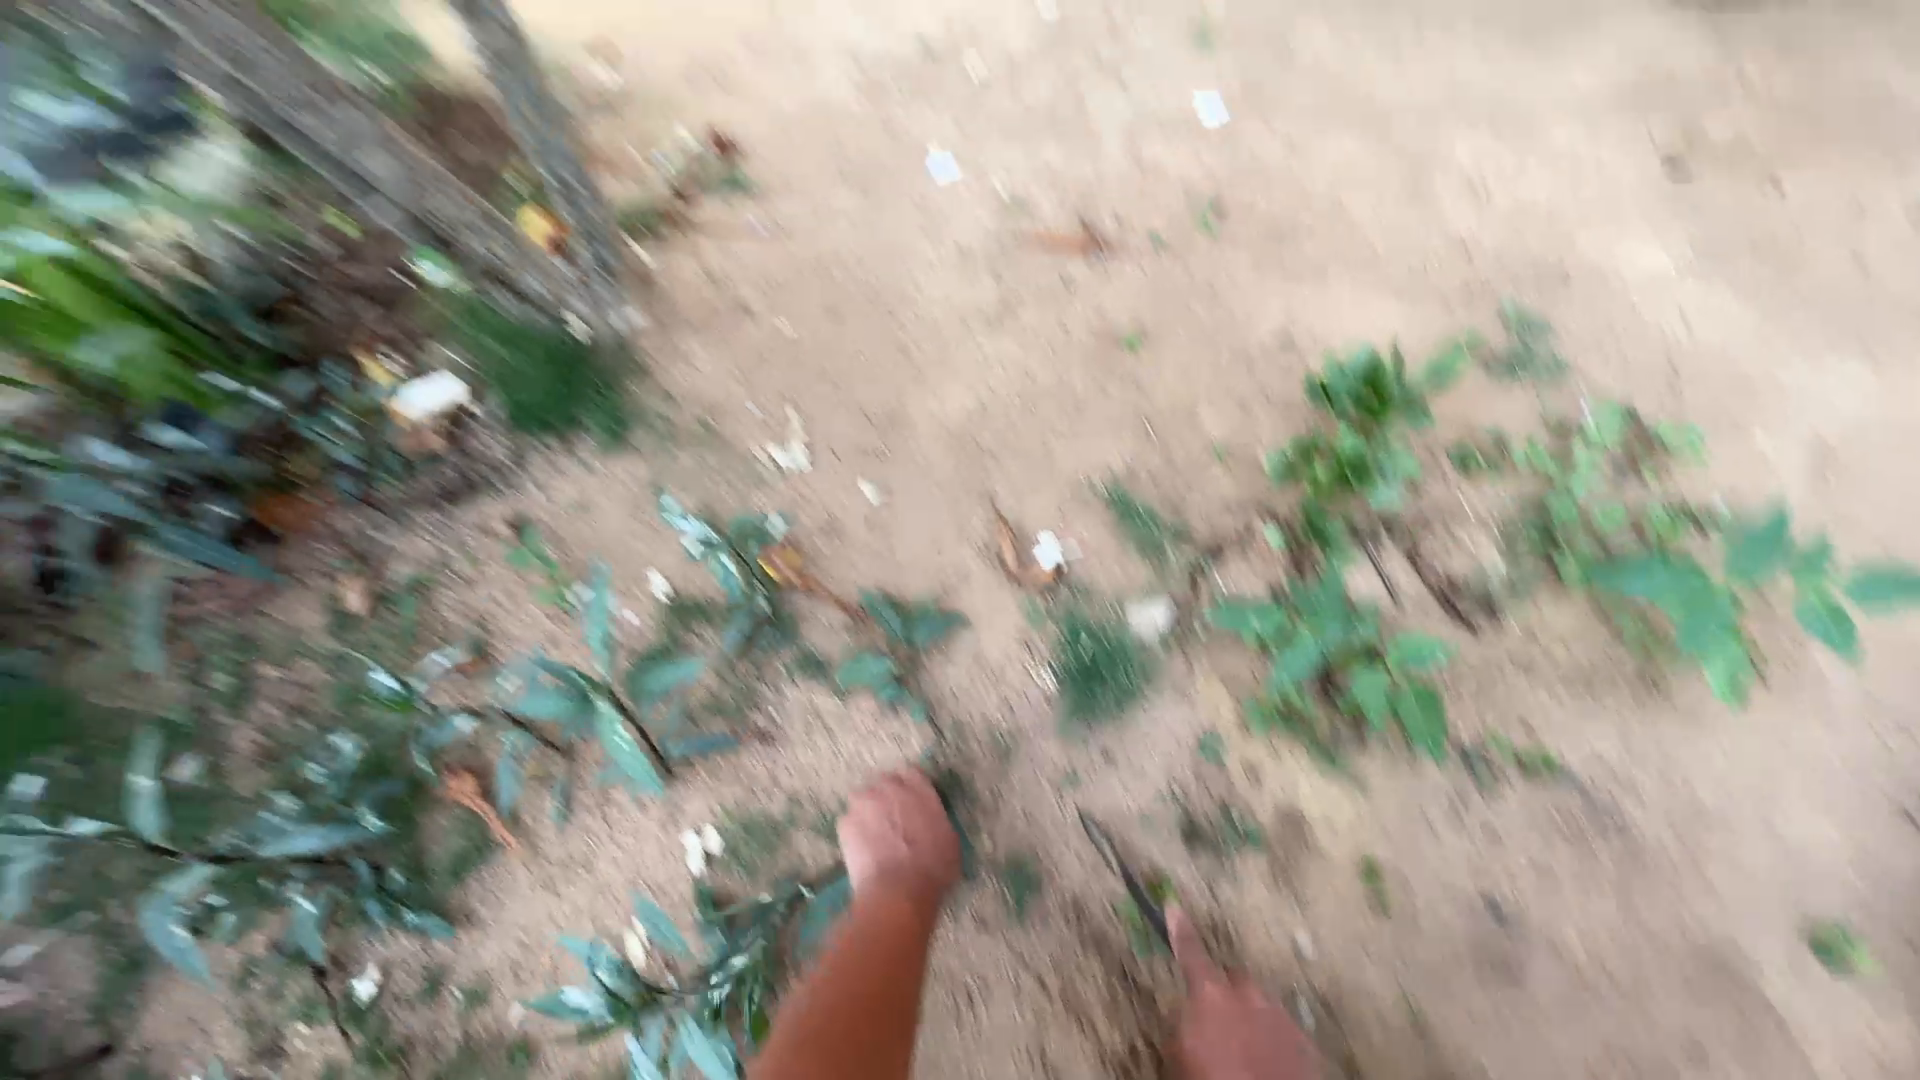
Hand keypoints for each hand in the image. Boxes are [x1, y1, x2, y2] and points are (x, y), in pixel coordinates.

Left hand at [837, 768, 960, 906]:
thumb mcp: (949, 839)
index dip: (911, 787)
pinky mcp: (845, 822)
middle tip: (893, 820)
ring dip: (868, 811)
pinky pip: (850, 821)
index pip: (911, 773)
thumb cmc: (933, 868)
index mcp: (919, 788)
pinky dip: (855, 831)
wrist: (897, 891)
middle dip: (887, 796)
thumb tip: (929, 821)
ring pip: (863, 799)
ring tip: (874, 836)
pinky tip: (863, 850)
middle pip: (885, 782)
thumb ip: (935, 818)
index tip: (911, 803)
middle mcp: (890, 787)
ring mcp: (863, 802)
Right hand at [1169, 906, 1317, 1079]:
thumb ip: (1184, 1019)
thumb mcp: (1180, 1050)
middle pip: (1233, 980)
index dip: (1180, 929)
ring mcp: (1279, 1014)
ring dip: (1250, 1017)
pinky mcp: (1304, 1040)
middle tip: (1217, 1022)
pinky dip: (1273, 1038)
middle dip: (1225, 994)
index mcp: (1210, 993)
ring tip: (1245, 1047)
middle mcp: (1247, 994)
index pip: (1190, 952)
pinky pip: (1282, 1028)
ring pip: (1260, 1004)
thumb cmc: (1211, 1078)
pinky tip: (1267, 1060)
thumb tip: (1190, 1009)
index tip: (1173, 906)